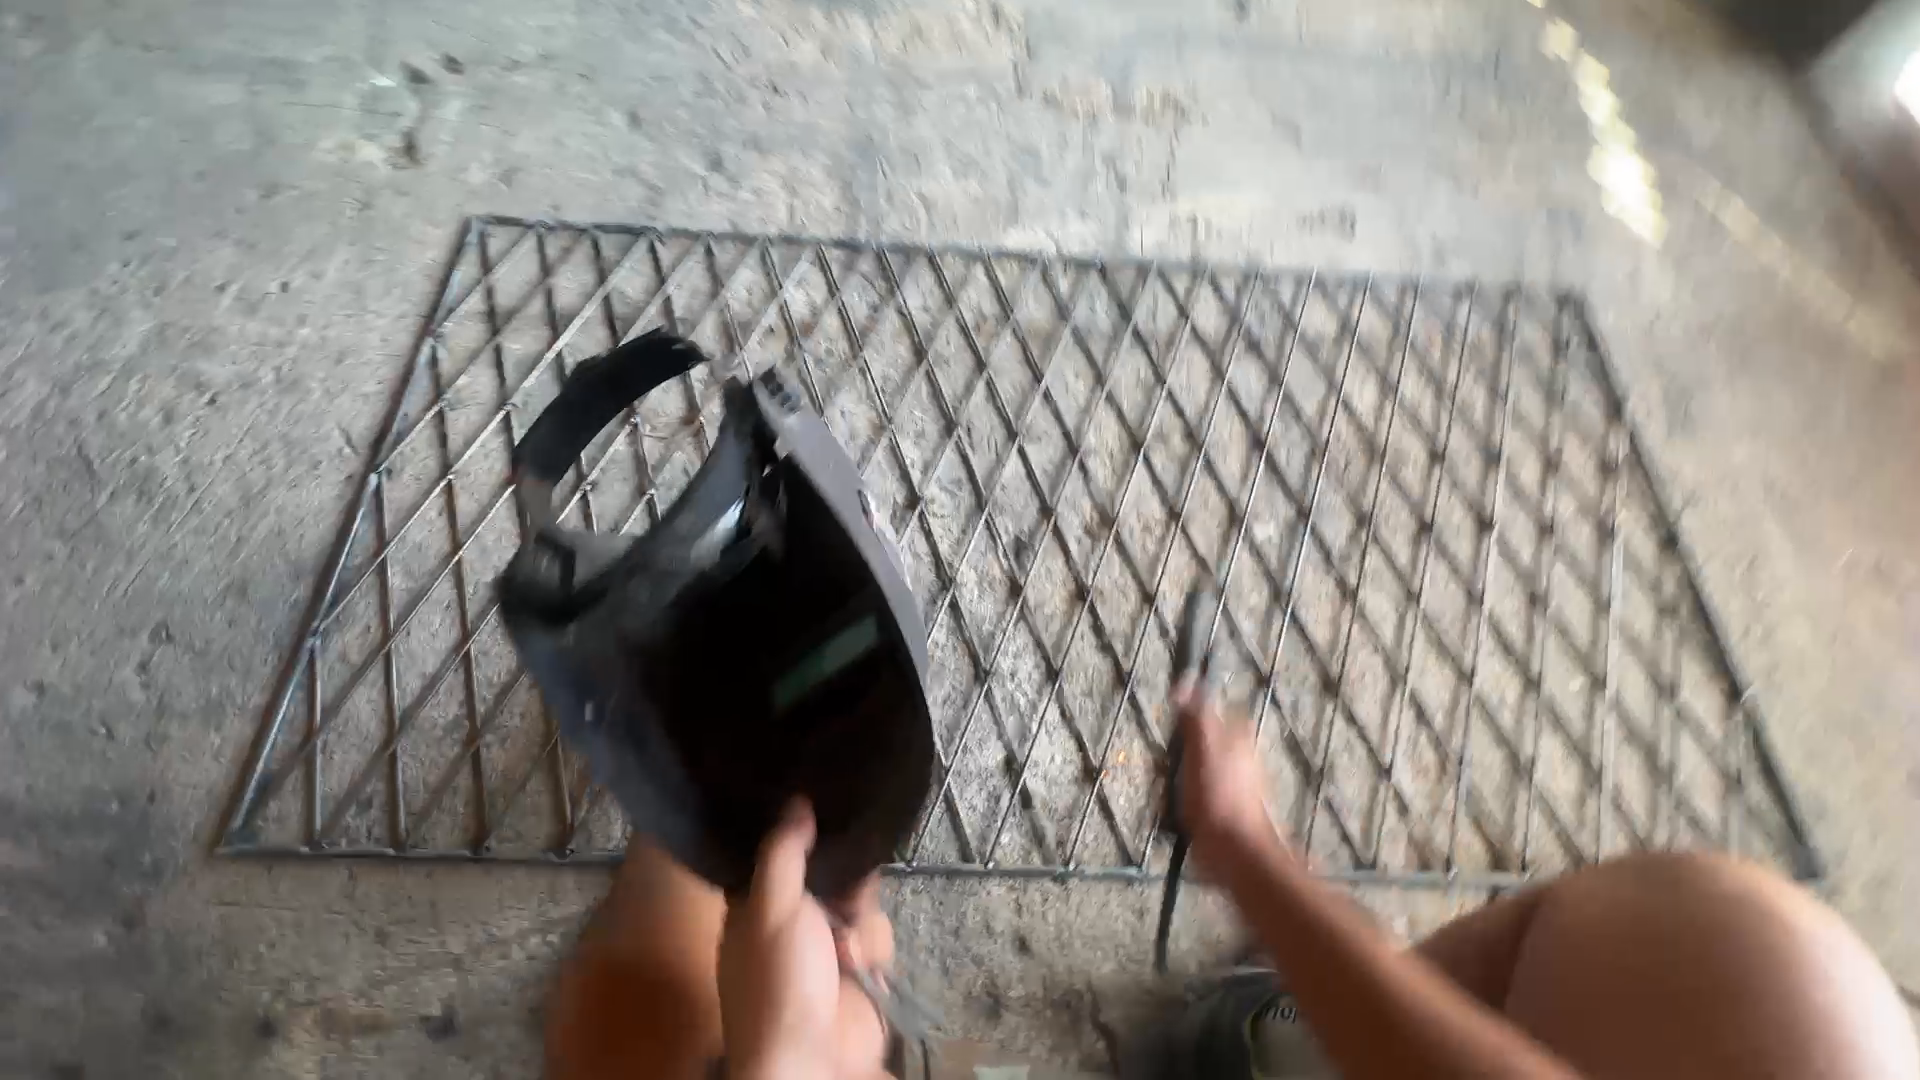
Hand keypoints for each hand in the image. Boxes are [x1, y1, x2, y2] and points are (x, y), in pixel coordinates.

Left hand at [718, 799, 890, 1079]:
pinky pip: (877, 933)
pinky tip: (862, 968)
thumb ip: (784, 853)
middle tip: (847, 893)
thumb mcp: (771, 910)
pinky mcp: (860, 967)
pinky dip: (873, 949)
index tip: (827, 808)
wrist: (814, 1061)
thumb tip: (796, 799)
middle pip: (832, 871)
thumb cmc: (779, 982)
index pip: (785, 852)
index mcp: (758, 904)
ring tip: (847, 950)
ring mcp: (828, 944)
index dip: (805, 833)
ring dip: (861, 922)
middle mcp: (794, 918)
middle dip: (847, 879)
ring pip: (861, 899)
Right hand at [1172, 677, 1283, 869]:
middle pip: (1192, 740)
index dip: (1186, 716)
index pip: (1206, 710)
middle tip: (1169, 767)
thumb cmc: (1218, 795)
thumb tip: (1186, 678)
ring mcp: (1225, 784)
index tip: (1172, 728)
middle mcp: (1234, 756)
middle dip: (1175, 753)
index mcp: (1236, 735)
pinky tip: (1175, 812)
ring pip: (1186, 769)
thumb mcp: (1203, 744)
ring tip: (1171, 795)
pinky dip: (1177, 802)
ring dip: (1172, 781)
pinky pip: (1186, 795)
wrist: (1233, 852)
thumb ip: (1196, 712)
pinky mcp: (1215, 808)